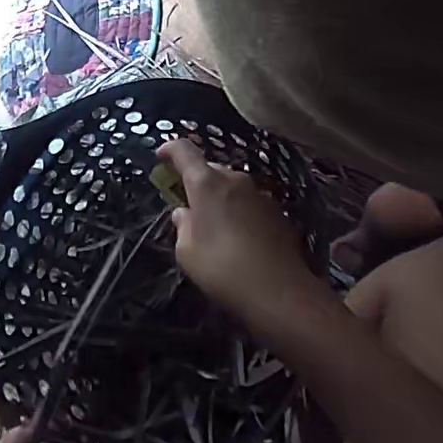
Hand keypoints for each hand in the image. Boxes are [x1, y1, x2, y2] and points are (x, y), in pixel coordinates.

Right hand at [156, 139, 326, 324]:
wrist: (282, 293)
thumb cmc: (223, 269)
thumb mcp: (187, 252)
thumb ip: (182, 226)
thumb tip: (185, 214)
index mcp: (206, 183)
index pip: (184, 150)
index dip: (170, 149)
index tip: (161, 156)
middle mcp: (234, 179)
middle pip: (209, 169)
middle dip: (196, 182)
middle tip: (188, 205)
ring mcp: (260, 194)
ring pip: (231, 186)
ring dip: (220, 198)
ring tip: (215, 226)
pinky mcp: (278, 212)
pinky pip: (249, 203)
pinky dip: (239, 211)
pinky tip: (239, 238)